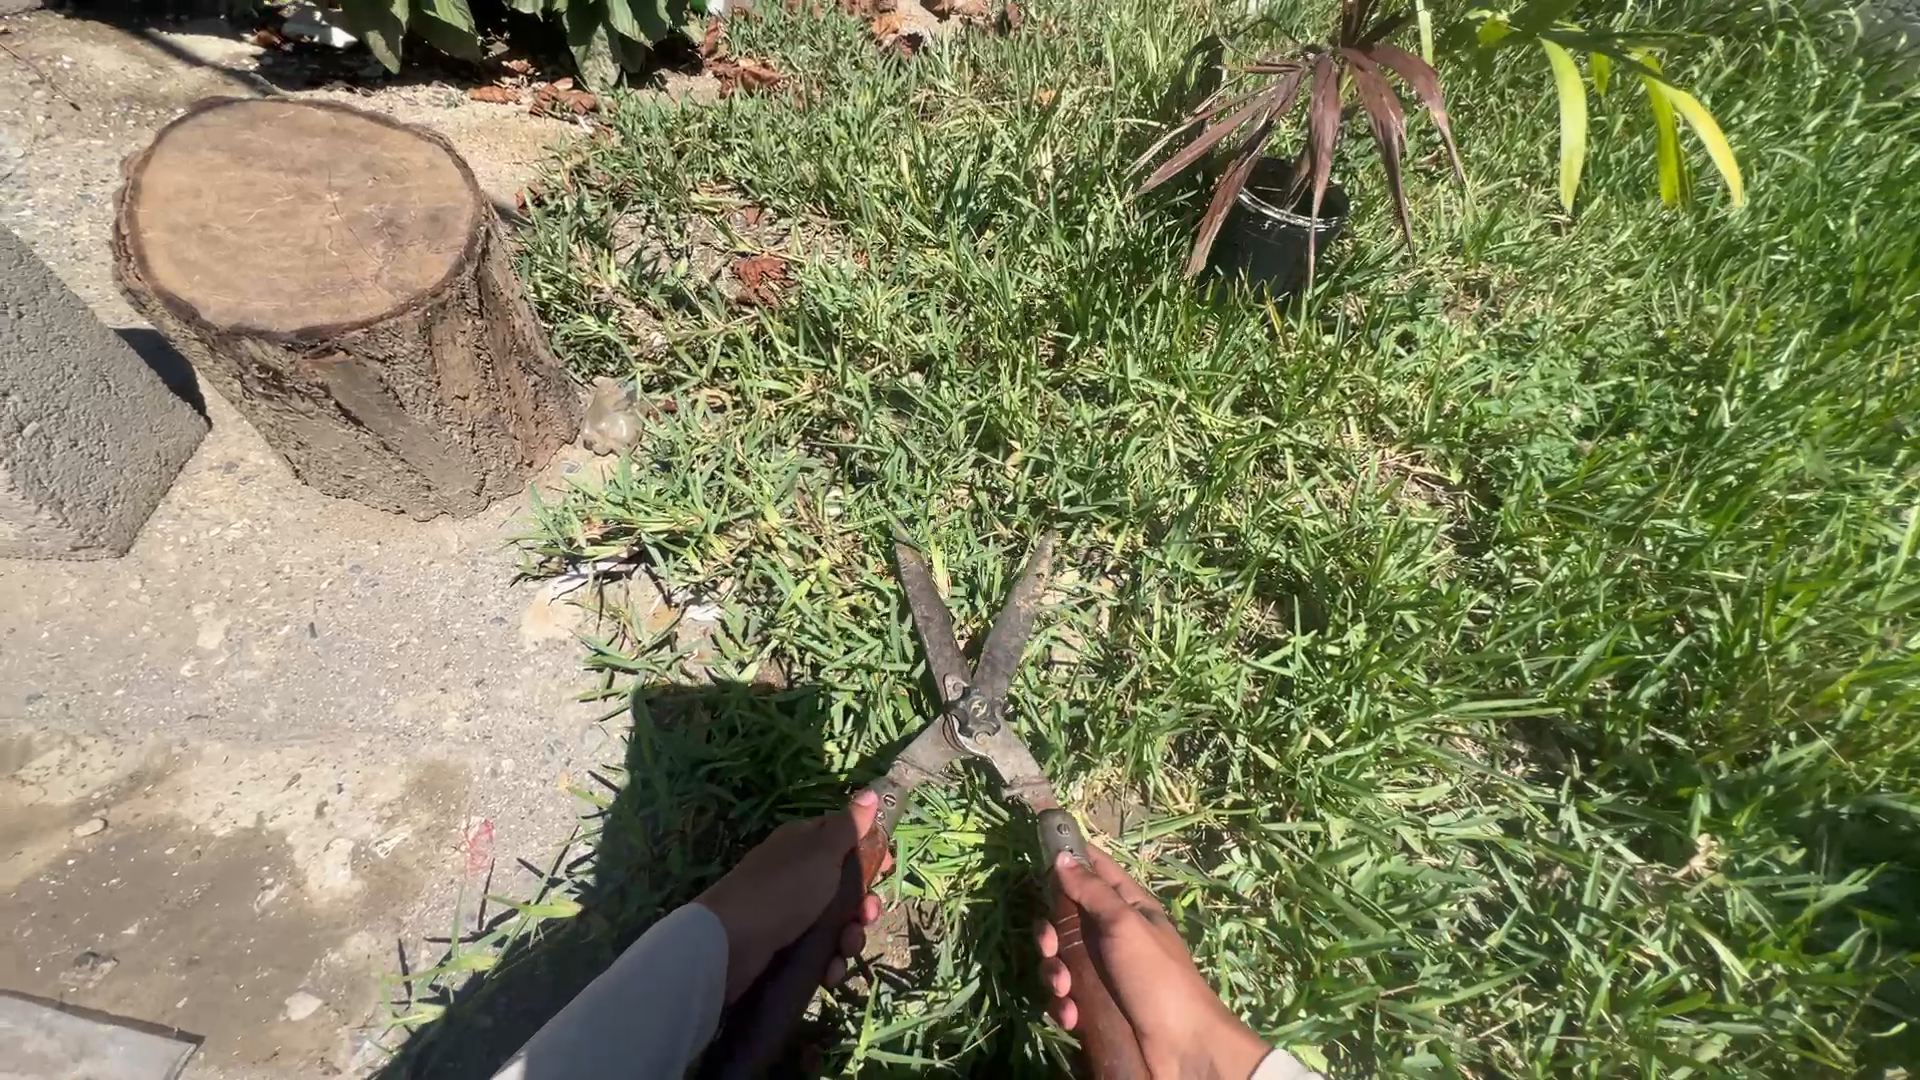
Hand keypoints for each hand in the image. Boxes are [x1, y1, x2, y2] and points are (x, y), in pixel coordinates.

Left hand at [695, 790, 892, 1002]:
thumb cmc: (783, 888)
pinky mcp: (783, 946)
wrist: (729, 944)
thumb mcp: (822, 851)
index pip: (844, 838)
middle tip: (868, 916)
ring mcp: (789, 911)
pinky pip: (818, 951)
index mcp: (805, 843)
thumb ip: (849, 826)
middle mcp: (798, 873)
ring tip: (846, 948)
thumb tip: (872, 792)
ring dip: (849, 937)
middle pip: (844, 884)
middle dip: (863, 903)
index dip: (869, 851)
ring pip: (835, 921)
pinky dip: (829, 961)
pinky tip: (830, 971)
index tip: (888, 867)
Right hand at [1035, 845, 1270, 1079]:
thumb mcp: (1125, 925)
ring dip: (1053, 972)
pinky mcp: (1093, 1004)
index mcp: (1126, 906)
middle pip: (1065, 917)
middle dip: (1049, 931)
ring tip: (1063, 989)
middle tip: (1049, 946)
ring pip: (1060, 957)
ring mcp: (1101, 970)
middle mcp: (1110, 933)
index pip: (1095, 868)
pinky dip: (1063, 1004)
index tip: (1042, 857)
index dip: (1070, 859)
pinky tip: (1071, 1014)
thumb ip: (1092, 890)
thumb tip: (1062, 855)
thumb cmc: (1157, 975)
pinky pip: (1065, 994)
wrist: (1183, 1051)